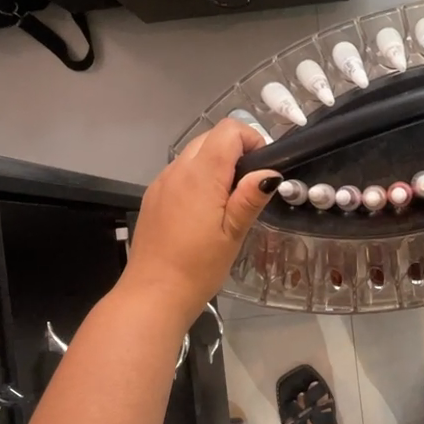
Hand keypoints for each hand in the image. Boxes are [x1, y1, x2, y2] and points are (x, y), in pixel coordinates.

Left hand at [122, 120, 276, 321]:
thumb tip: (270, 173)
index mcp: (201, 176)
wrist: (153, 293)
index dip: (252, 140)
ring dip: (216, 163)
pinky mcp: (154, 196)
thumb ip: (250, 198)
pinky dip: (199, 177)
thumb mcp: (233, 234)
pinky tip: (205, 211)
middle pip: (211, 137)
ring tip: (229, 201)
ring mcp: (162, 181)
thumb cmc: (199, 267)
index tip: (262, 168)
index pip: (229, 131)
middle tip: (249, 186)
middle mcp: (177, 170)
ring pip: (194, 152)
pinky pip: (180, 171)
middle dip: (236, 150)